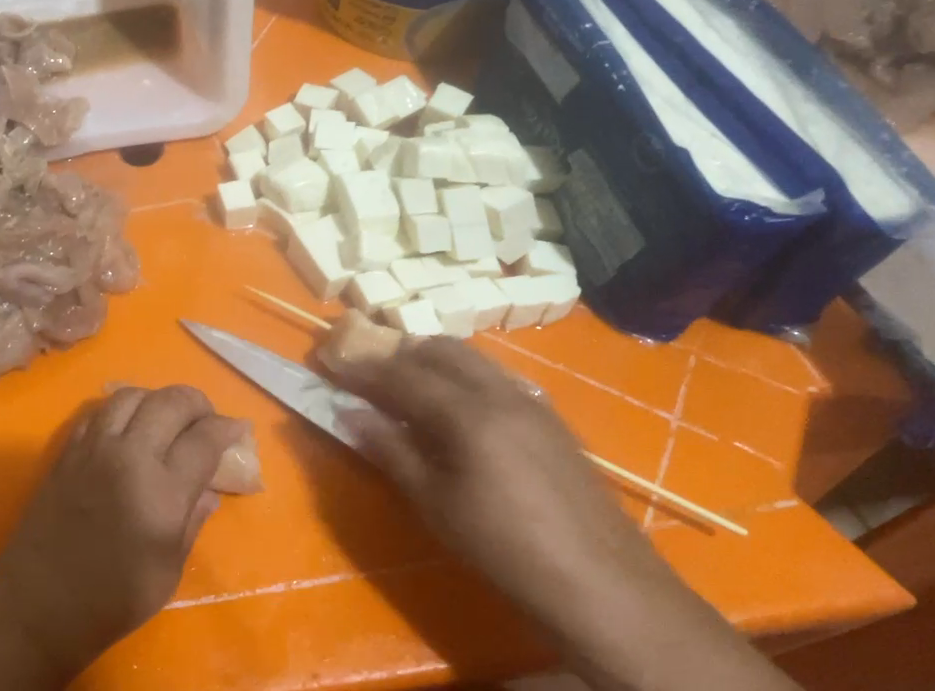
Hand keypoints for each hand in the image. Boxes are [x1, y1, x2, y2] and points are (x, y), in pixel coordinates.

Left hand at [0, 385, 246, 688]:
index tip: (238, 430)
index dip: (226, 429)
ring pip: (131, 395)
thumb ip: (192, 519)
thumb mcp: (169, 569)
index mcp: (162, 488)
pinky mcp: (67, 448)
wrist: (40, 599)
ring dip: (157, 399)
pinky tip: (128, 426)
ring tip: (168, 418)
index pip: (203, 438)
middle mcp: (128, 454)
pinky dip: (122, 407)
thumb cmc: (114, 597)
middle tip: (207, 419)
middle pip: (169, 402)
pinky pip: (99, 410)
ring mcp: (93, 446)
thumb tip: (209, 488)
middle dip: (196, 403)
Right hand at [327, 336, 674, 620]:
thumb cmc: (505, 548)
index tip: (330, 363)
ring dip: (432, 361)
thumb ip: (390, 450)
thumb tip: (350, 412)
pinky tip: (455, 409)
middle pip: (440, 350)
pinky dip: (463, 377)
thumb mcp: (434, 503)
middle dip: (398, 353)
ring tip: (406, 386)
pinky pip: (496, 378)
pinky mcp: (552, 421)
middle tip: (367, 370)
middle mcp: (500, 393)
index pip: (401, 374)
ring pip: (473, 359)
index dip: (362, 367)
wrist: (604, 585)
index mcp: (467, 412)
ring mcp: (532, 403)